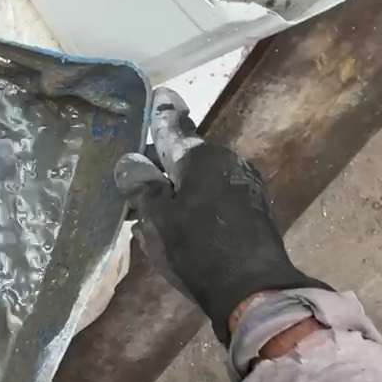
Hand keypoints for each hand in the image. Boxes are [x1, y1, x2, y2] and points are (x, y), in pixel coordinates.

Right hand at [114, 88, 327, 341]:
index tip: (161, 93)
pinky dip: (192, 198)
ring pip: (199, 175)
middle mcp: (227, 163)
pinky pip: (212, 193)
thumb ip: (142, 186)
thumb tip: (129, 160)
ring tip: (151, 200)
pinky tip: (178, 218)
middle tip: (135, 166)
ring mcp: (243, 185)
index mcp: (200, 159)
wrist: (252, 288)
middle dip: (162, 158)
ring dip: (176, 182)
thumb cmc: (196, 249)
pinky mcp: (251, 208)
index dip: (162, 113)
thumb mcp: (157, 218)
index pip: (173, 129)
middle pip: (186, 153)